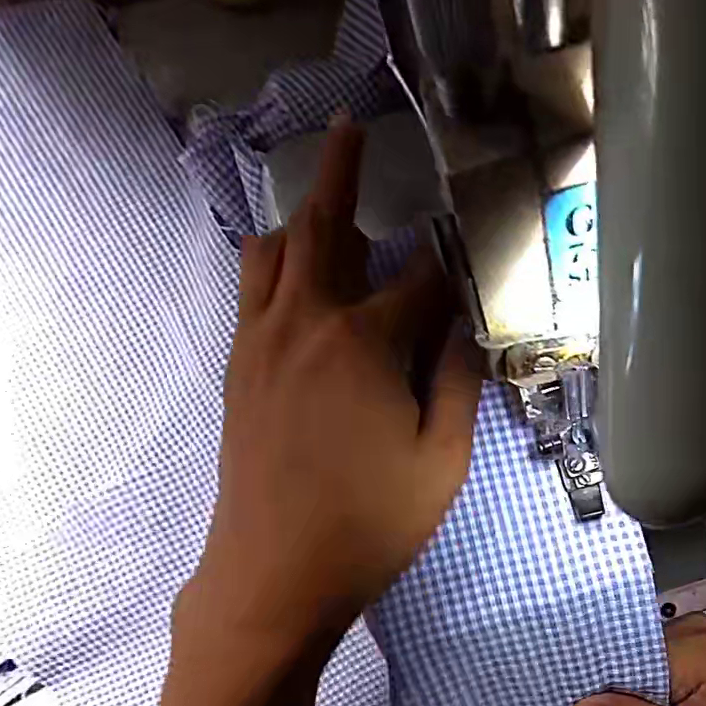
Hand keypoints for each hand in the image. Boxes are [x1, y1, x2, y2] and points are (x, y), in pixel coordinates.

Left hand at [189, 118, 482, 639]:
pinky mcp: (238, 370)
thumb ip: (457, 385)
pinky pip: (251, 290)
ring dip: (303, 219)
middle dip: (347, 175)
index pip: (419, 281)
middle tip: (356, 132)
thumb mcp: (441, 462)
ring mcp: (260, 343)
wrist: (274, 573)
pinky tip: (295, 278)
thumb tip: (465, 330)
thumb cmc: (370, 524)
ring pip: (273, 250)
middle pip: (325, 226)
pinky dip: (273, 263)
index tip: (466, 256)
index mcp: (363, 343)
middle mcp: (305, 323)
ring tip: (329, 211)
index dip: (449, 269)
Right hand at [570, 614, 705, 705]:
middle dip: (600, 683)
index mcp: (694, 649)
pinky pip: (651, 659)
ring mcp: (695, 633)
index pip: (621, 655)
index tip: (554, 701)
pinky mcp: (696, 646)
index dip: (589, 680)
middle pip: (626, 651)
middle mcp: (691, 628)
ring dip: (617, 686)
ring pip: (635, 656)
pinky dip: (635, 683)